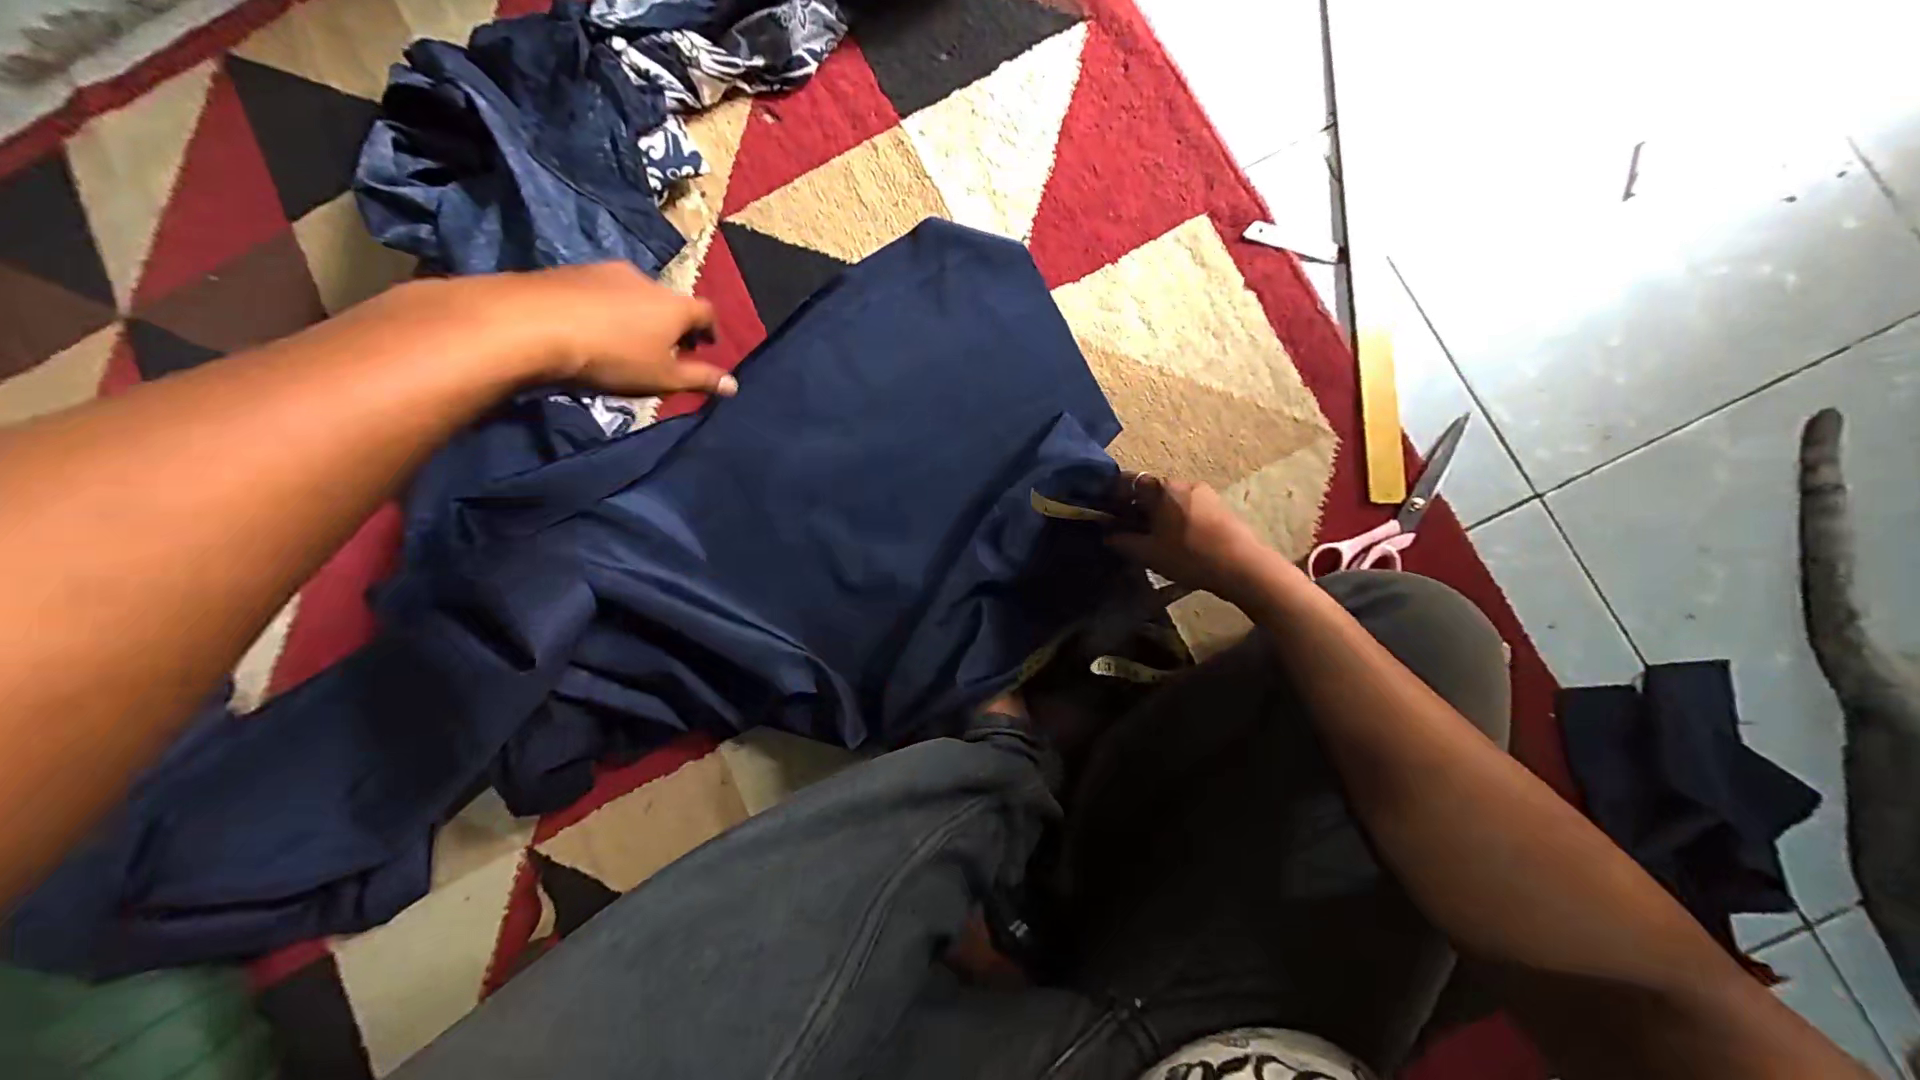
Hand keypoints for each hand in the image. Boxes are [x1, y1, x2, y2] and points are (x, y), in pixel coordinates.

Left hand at [396, 262, 734, 397]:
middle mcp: (646, 280)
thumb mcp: (663, 378)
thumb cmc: (613, 357)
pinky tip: (590, 331)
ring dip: (636, 316)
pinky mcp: (569, 272)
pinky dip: (604, 310)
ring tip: (626, 342)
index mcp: (676, 304)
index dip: (710, 330)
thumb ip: (700, 379)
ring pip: (633, 295)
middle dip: (671, 324)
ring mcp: (605, 271)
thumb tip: (735, 386)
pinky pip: (599, 292)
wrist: (532, 324)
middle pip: (669, 302)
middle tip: (665, 350)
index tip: (706, 347)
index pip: (706, 312)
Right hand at [1106, 473, 1301, 603]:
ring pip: (1171, 500)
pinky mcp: (1220, 507)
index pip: (1129, 482)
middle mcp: (1183, 483)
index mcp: (1162, 488)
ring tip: (1154, 539)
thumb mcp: (1148, 553)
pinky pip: (1188, 507)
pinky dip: (1177, 519)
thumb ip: (1123, 541)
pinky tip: (1178, 540)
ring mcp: (1205, 493)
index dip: (1114, 496)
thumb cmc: (1189, 556)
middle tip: (1129, 531)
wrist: (1243, 567)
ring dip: (1158, 514)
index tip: (1107, 514)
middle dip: (1137, 508)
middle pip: (1151, 490)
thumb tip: (1107, 535)